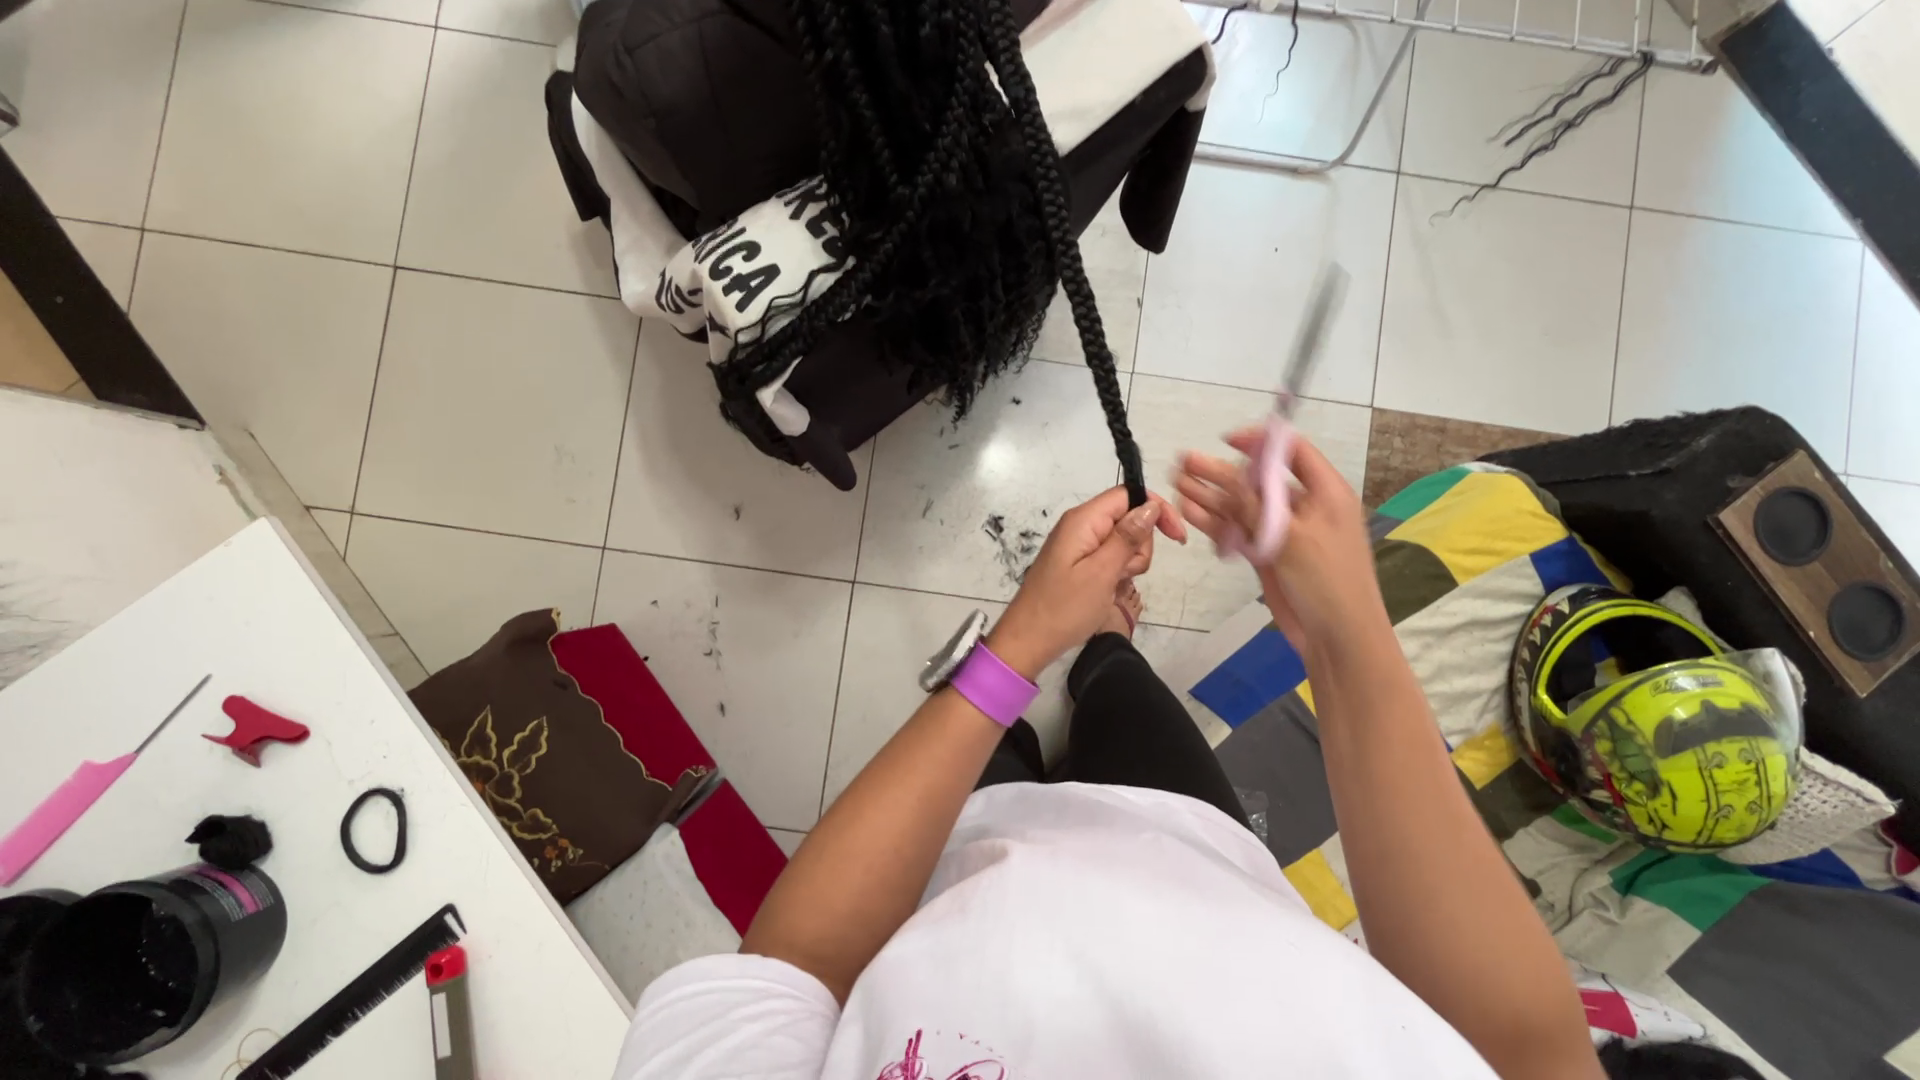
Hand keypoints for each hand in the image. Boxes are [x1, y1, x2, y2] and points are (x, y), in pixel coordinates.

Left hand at [987, 487, 1186, 678]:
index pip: (1128, 495)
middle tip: (1124, 573)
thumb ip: (1127, 537)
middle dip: (1139, 546)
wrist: (1029, 639)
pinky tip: (1108, 591)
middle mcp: (1081, 526)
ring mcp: (1079, 545)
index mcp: (1083, 520)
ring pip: (1123, 541)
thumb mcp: (1102, 572)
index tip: (1177, 538)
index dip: (1156, 509)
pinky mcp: (1080, 563)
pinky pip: (1110, 558)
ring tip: (1113, 585)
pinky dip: (1117, 573)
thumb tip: (1150, 505)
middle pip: (1129, 518)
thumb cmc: (1064, 607)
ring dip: (1129, 563)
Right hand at [1173, 430, 1382, 652]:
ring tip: (1177, 484)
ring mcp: (1282, 532)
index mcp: (1325, 493)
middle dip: (1221, 471)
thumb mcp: (1292, 538)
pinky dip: (1214, 523)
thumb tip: (1227, 473)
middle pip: (1257, 480)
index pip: (1292, 452)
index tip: (1224, 441)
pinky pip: (1237, 531)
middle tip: (1184, 463)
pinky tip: (1189, 511)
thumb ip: (1255, 506)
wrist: (1337, 638)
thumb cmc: (1329, 582)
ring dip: (1211, 496)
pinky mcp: (1266, 555)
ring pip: (1242, 507)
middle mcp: (1302, 507)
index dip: (1260, 442)